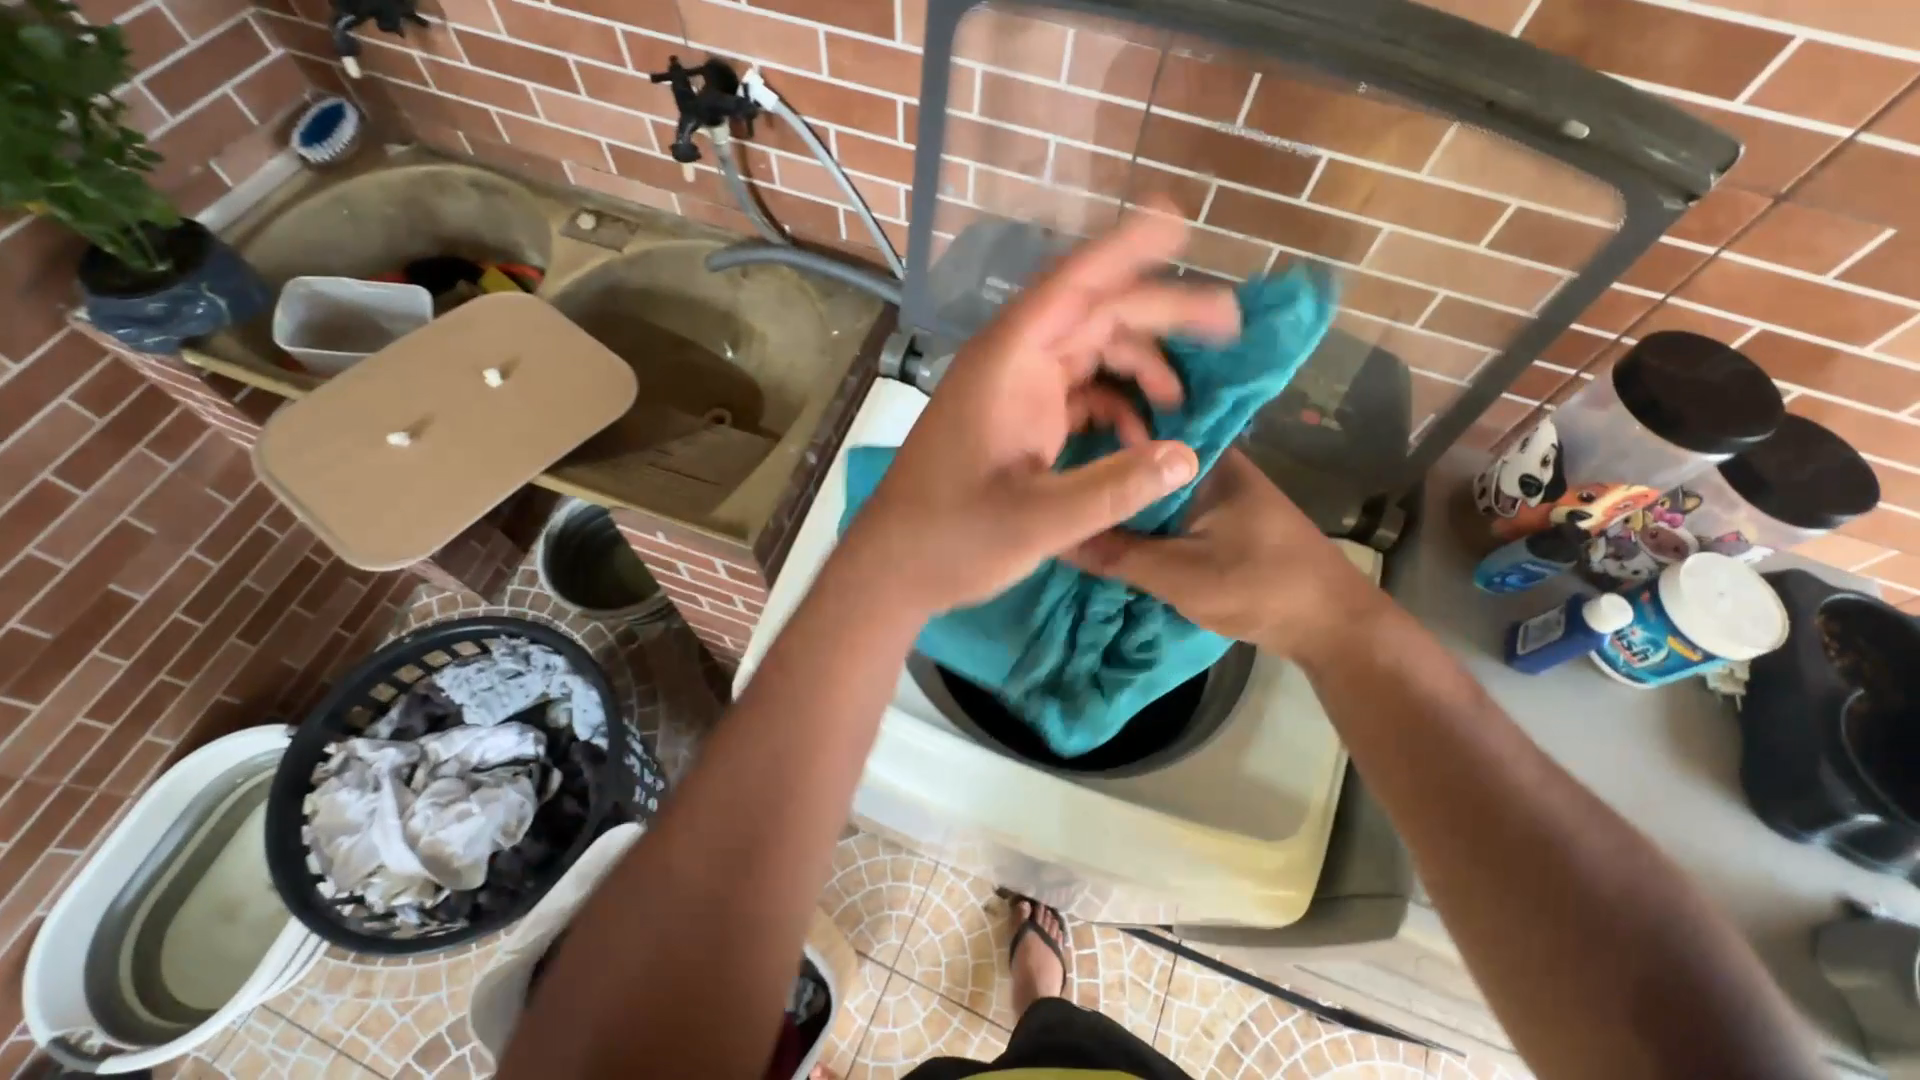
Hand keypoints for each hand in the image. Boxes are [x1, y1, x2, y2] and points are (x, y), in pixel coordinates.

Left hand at [845, 199, 1241, 614]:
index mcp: (1009, 364)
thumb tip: (1187, 455)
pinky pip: (1078, 391)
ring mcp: (1014, 390)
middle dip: (1161, 314)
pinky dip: (1114, 405)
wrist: (895, 568)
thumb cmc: (953, 539)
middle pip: (1095, 314)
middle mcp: (1012, 363)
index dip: (1127, 249)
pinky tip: (1139, 438)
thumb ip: (1115, 488)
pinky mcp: (1018, 419)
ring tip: (1186, 399)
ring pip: (1090, 351)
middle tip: (1230, 322)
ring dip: (1140, 366)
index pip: (1073, 285)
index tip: (1179, 220)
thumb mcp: (1039, 520)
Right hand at [1067, 447, 1386, 656]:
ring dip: (1122, 506)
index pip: (1137, 437)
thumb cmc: (1260, 587)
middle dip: (1103, 481)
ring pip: (1153, 493)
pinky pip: (1167, 512)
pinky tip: (1108, 534)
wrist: (1333, 625)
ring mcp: (1217, 493)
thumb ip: (1117, 555)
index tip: (1048, 463)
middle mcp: (1211, 465)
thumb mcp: (1179, 575)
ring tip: (1068, 510)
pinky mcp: (1220, 520)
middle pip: (1141, 466)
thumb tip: (1054, 538)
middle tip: (1049, 492)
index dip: (1092, 448)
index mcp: (1207, 459)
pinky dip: (1141, 523)